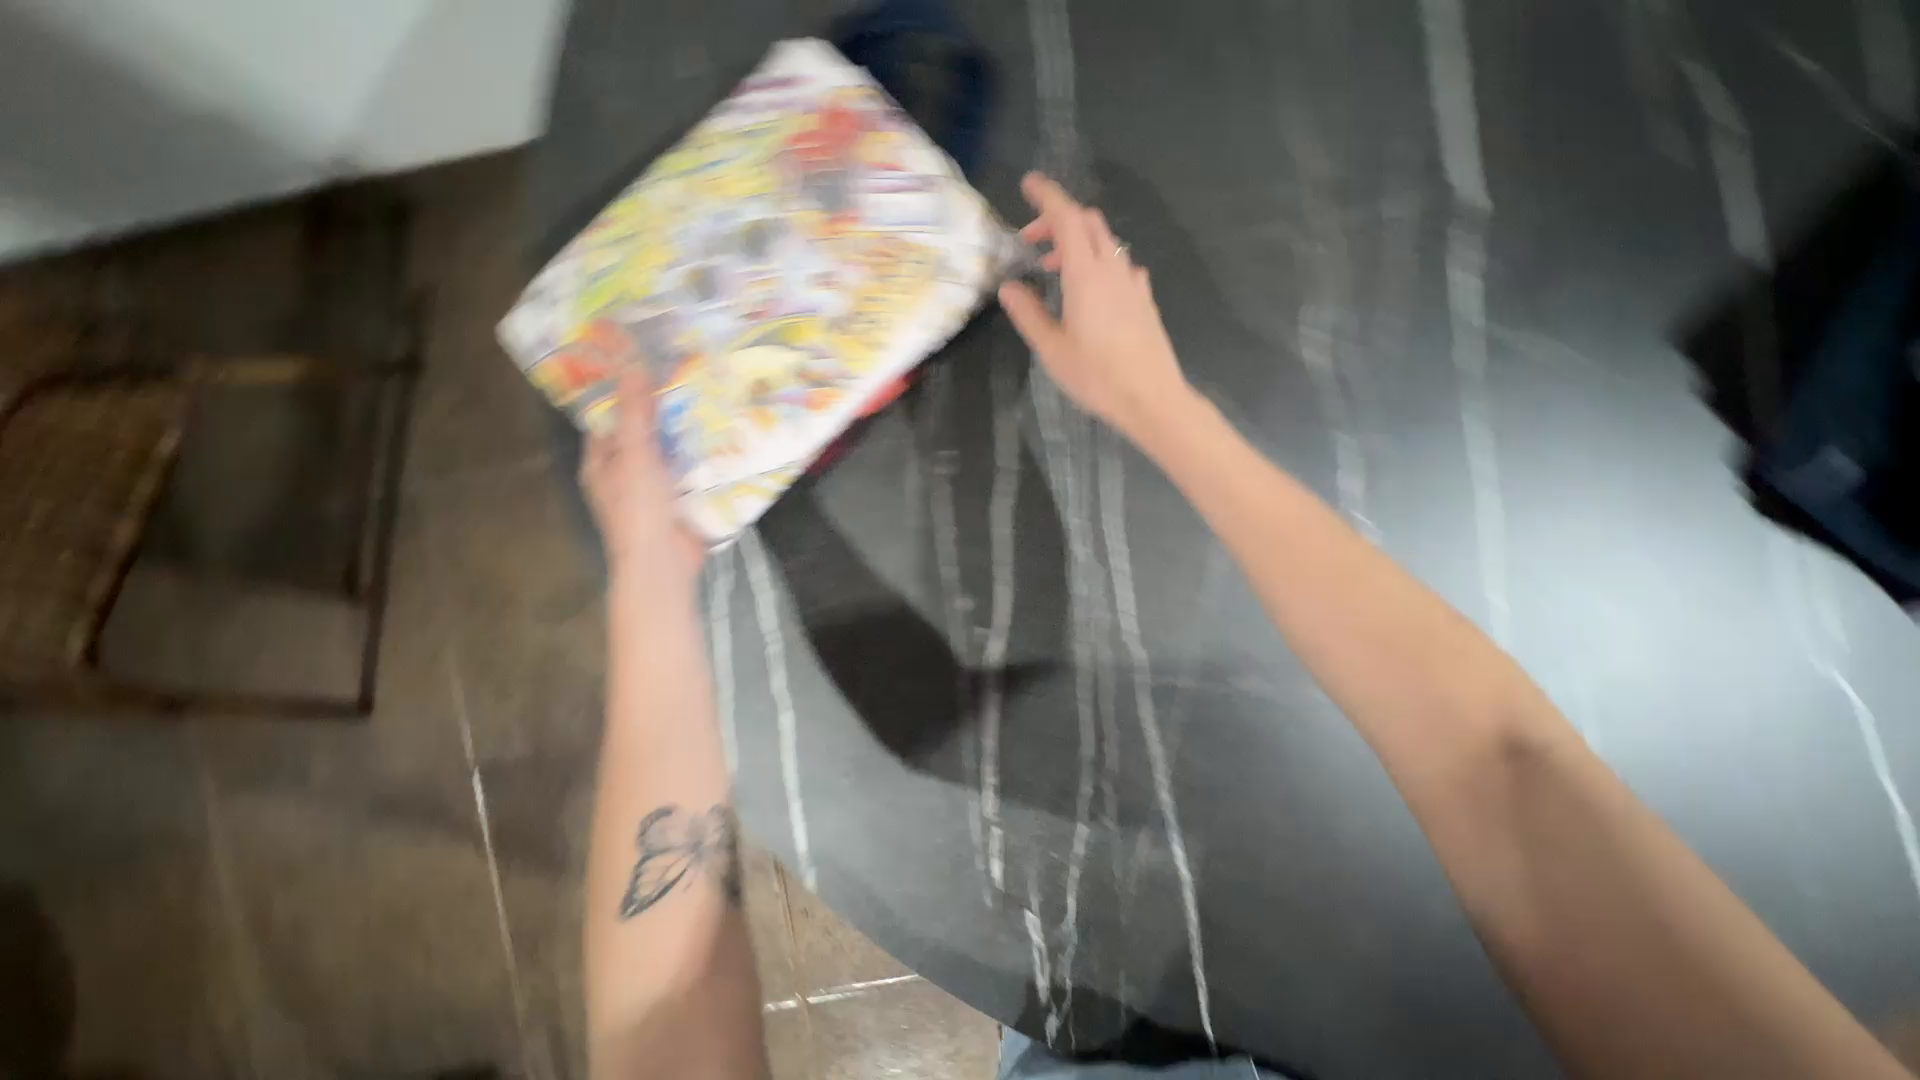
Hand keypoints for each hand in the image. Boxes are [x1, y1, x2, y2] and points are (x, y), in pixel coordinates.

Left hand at [580, 369, 706, 595]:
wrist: (663, 563)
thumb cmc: (638, 508)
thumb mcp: (634, 454)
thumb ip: (634, 412)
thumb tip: (631, 365)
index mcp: (602, 463)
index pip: (609, 419)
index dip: (625, 393)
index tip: (649, 366)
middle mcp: (626, 474)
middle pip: (644, 434)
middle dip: (665, 411)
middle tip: (691, 377)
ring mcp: (655, 490)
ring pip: (671, 452)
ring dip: (690, 433)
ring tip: (714, 399)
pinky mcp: (682, 501)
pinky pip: (693, 472)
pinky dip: (706, 457)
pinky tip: (726, 437)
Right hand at [997, 172, 1192, 441]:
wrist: (1151, 399)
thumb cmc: (1097, 377)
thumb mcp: (1052, 349)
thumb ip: (1029, 314)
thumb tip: (1009, 287)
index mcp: (1085, 275)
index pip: (1066, 218)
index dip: (1047, 197)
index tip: (1028, 184)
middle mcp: (1112, 270)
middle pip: (1088, 223)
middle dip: (1058, 221)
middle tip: (1031, 243)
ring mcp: (1133, 284)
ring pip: (1106, 243)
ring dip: (1077, 244)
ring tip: (1053, 271)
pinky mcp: (1145, 301)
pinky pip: (1121, 266)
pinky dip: (1100, 263)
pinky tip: (1091, 291)